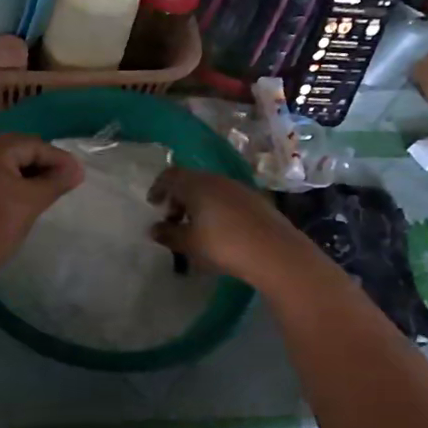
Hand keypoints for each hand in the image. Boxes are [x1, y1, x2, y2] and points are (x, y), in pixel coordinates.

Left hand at [0, 134, 82, 282]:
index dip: (58, 159)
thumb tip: (77, 169)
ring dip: (23, 176)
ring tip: (42, 194)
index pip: (32, 145)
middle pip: (14, 151)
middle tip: (62, 184)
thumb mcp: (30, 203)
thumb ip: (55, 182)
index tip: (78, 176)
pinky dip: (5, 185)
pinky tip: (16, 202)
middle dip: (40, 165)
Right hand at [148, 167, 312, 289]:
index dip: (158, 188)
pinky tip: (218, 231)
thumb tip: (154, 229)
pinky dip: (215, 209)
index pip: (170, 175)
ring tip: (195, 228)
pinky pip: (226, 199)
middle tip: (173, 220)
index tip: (154, 205)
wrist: (274, 252)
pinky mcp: (255, 200)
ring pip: (210, 190)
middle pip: (190, 181)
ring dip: (197, 205)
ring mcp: (238, 189)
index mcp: (196, 185)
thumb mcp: (188, 244)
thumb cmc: (222, 245)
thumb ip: (168, 234)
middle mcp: (216, 180)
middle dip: (178, 199)